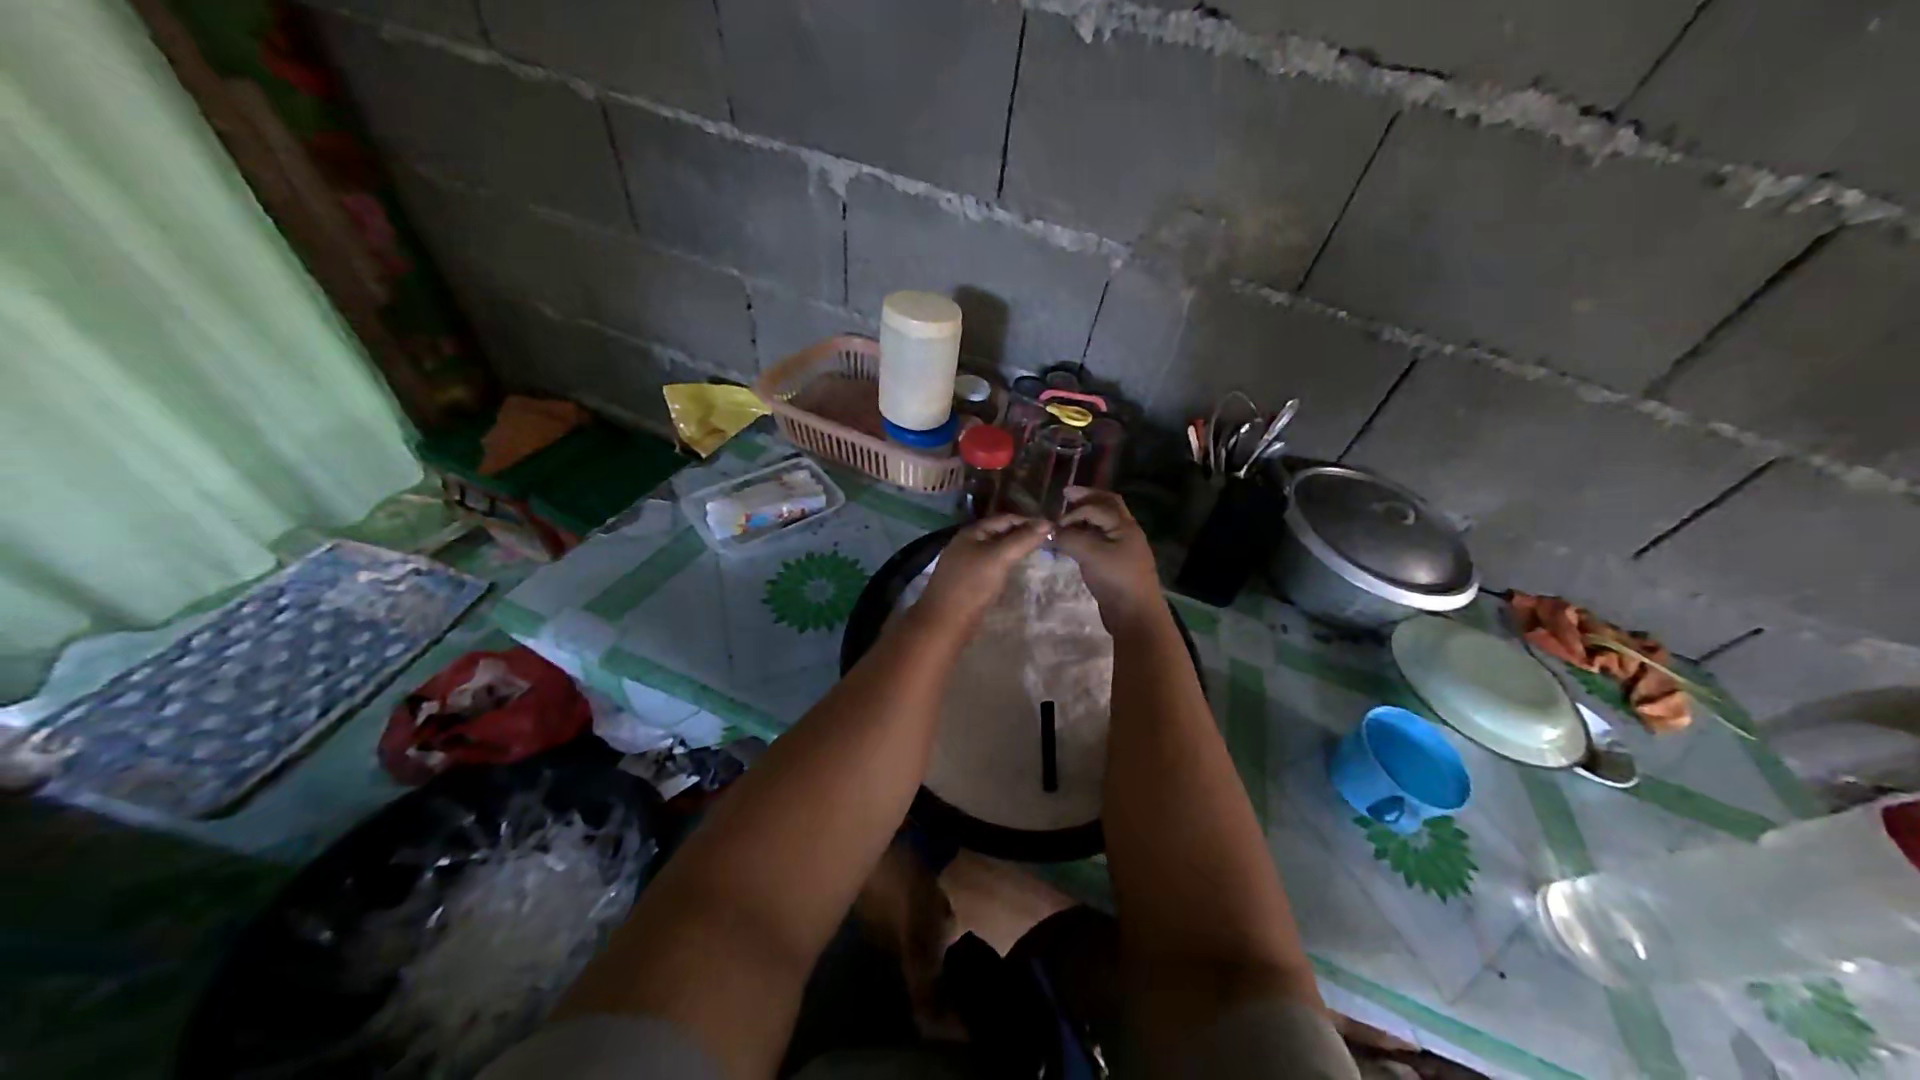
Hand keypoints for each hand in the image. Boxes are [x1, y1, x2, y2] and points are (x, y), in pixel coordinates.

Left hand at [916, 514, 1050, 627]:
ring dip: (1015, 549)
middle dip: (1022, 534)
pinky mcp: (968, 581)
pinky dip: (1006, 564)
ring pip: (996, 550)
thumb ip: (1022, 539)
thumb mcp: (999, 557)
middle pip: (1000, 533)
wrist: (945, 622)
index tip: (1052, 528)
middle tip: (1049, 540)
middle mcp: (967, 544)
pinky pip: (991, 565)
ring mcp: (966, 563)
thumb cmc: (972, 585)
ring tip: (1038, 553)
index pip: (1005, 519)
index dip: (1028, 521)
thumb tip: (1047, 523)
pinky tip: (1016, 570)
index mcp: (971, 532)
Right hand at [1054, 487, 1163, 630]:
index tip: (1055, 525)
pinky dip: (1087, 534)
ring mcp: (1123, 547)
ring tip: (1067, 520)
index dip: (1073, 512)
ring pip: (1104, 523)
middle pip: (1107, 505)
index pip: (1096, 507)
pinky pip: (1101, 540)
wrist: (1135, 614)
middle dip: (1087, 498)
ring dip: (1086, 517)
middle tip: (1067, 494)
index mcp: (1124, 525)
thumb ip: (1069, 538)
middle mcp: (1126, 531)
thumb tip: (1049, 531)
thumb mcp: (1090, 554)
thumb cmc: (1116, 579)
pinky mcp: (1117, 563)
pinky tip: (1074, 542)